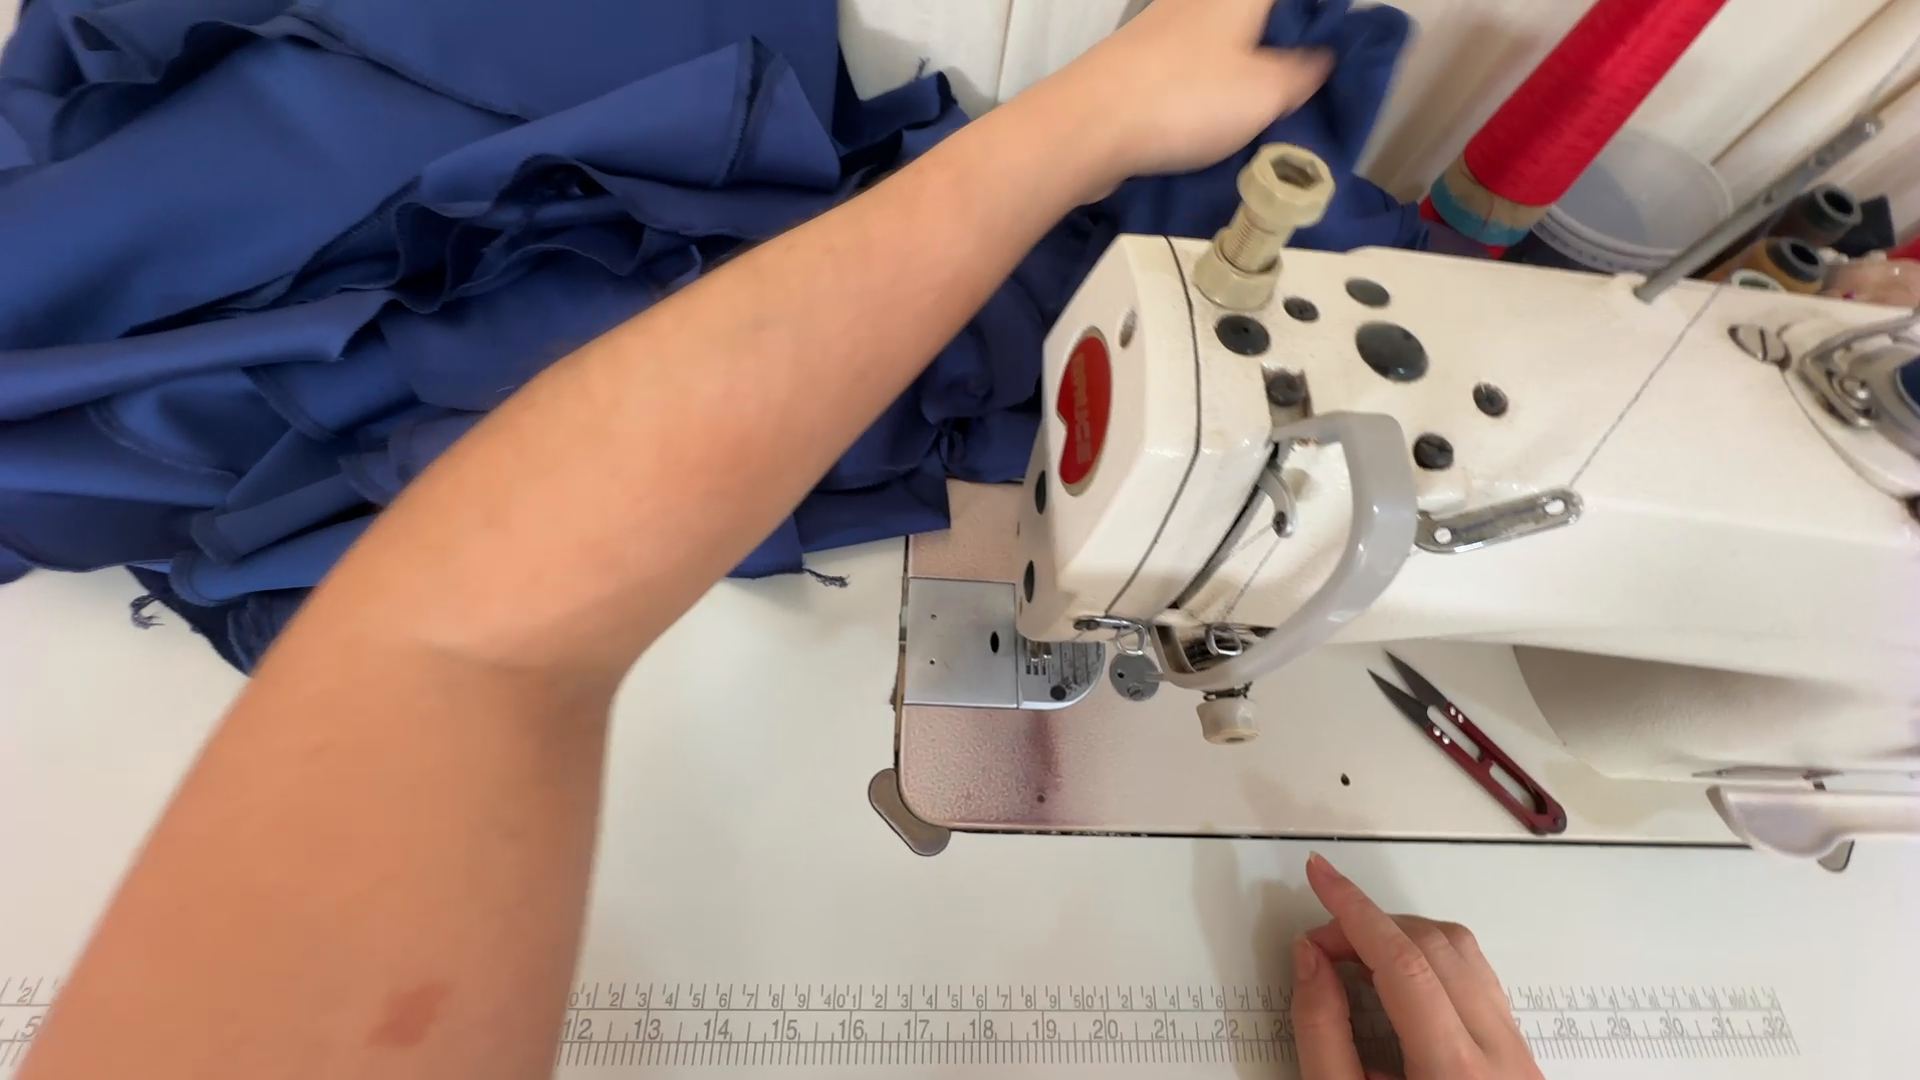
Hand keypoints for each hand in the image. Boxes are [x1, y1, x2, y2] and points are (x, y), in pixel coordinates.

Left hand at [1037, 0, 1332, 185]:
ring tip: (1258, 118)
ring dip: (1239, 75)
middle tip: (1299, 93)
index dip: (1316, 22)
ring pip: (1217, 44)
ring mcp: (1160, 30)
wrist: (1086, 129)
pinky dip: (1203, 93)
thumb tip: (1321, 61)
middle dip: (1278, 50)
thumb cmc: (1184, 100)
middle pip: (1254, 17)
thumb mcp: (1267, 92)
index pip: (1294, 0)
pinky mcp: (1133, 67)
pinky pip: (1184, 72)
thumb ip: (1304, 74)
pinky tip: (1210, 127)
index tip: (1330, 54)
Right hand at [1292, 854, 1544, 1079]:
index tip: (1318, 872)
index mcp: (1458, 1075)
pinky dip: (1428, 957)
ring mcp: (1523, 1058)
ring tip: (1354, 958)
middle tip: (1319, 950)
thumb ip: (1321, 1029)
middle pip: (1434, 945)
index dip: (1354, 907)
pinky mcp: (1524, 1058)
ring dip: (1399, 935)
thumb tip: (1310, 955)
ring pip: (1463, 953)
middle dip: (1366, 925)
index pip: (1405, 961)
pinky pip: (1478, 978)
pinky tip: (1395, 977)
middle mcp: (1504, 1060)